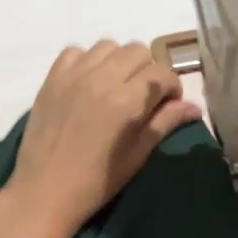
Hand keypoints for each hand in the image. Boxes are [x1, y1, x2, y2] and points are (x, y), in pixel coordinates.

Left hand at [5, 41, 201, 237]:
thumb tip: (194, 107)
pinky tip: (89, 82)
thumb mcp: (137, 155)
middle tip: (144, 95)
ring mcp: (73, 75)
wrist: (44, 192)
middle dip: (148, 69)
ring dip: (119, 61)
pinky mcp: (52, 78)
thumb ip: (165, 123)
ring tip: (116, 85)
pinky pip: (75, 51)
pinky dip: (88, 60)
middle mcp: (101, 78)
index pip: (161, 73)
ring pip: (108, 46)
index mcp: (126, 101)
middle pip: (137, 50)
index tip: (169, 103)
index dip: (172, 87)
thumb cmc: (96, 182)